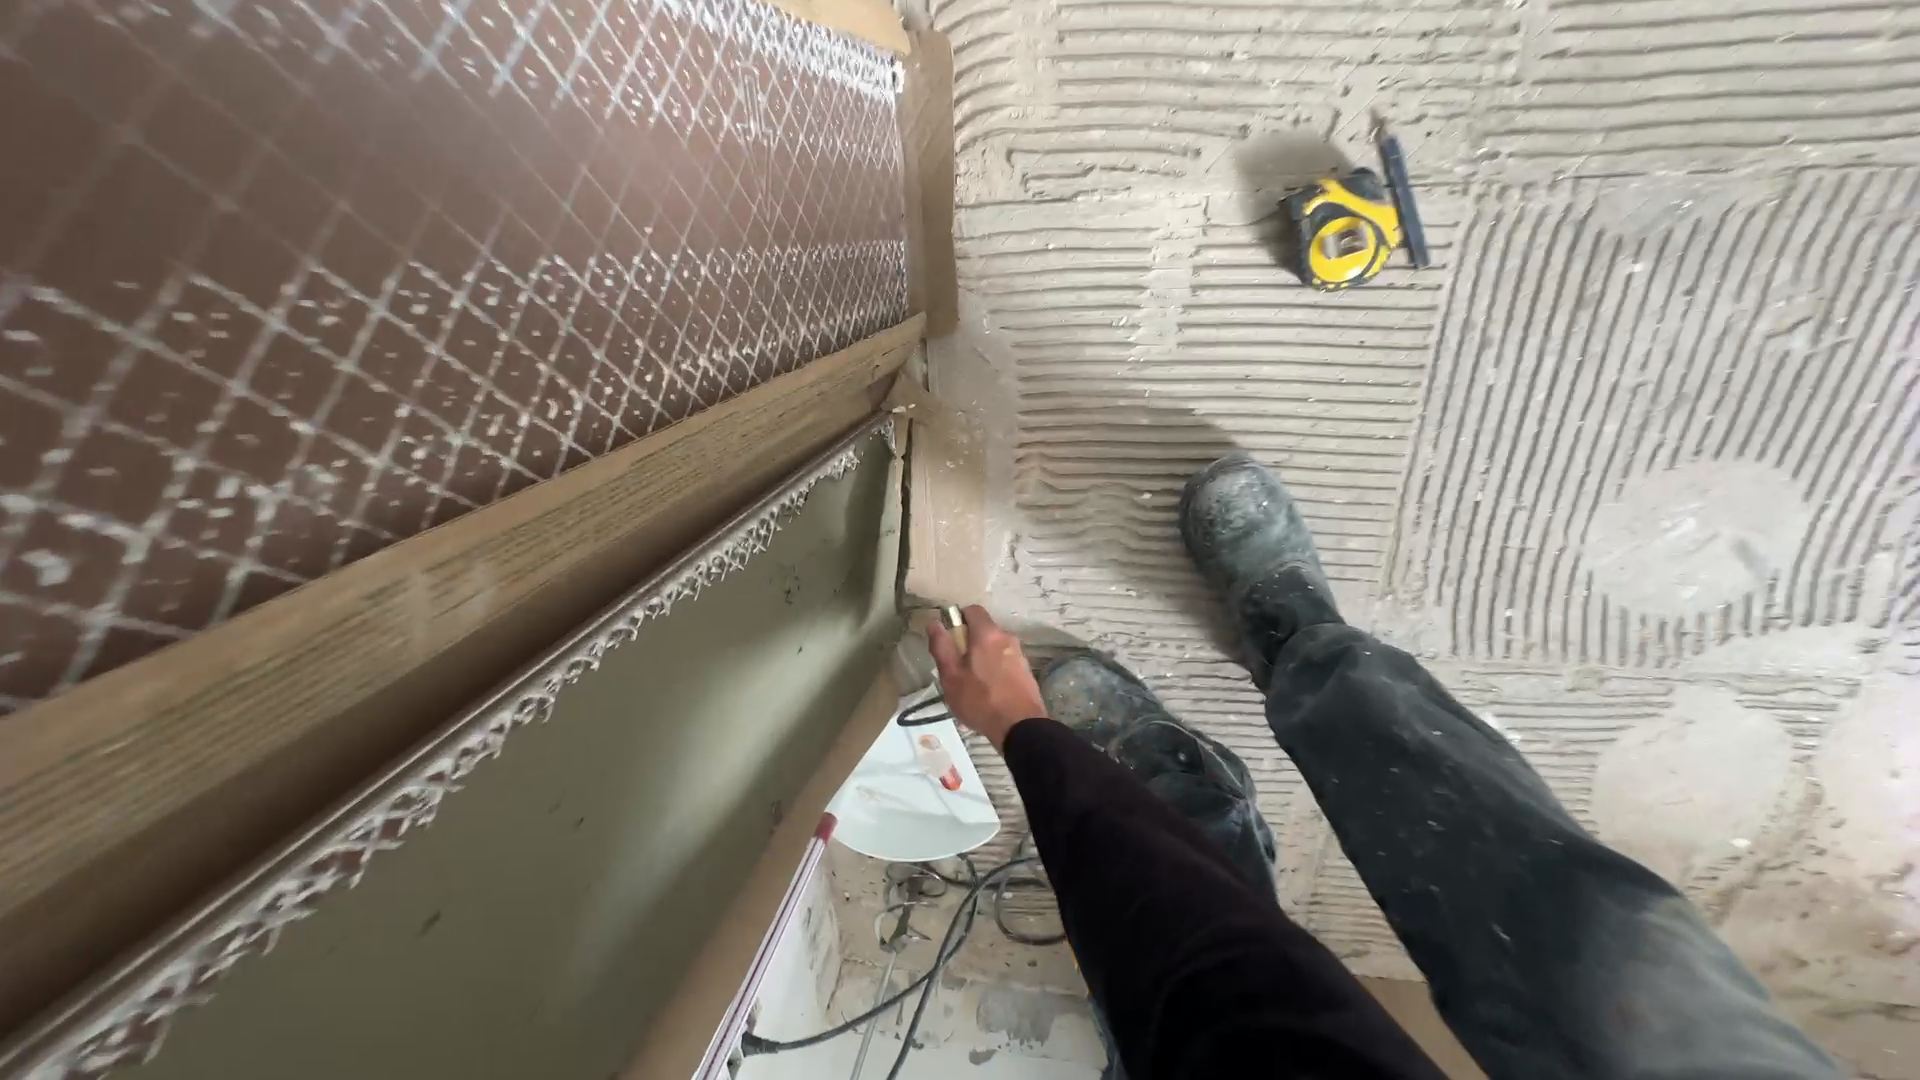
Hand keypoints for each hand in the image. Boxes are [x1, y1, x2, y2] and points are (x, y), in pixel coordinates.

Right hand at [927, 605, 1046, 750]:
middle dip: (968, 643)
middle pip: (984, 630)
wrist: (1020, 727)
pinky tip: (988, 693)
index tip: (949, 638)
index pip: (973, 610)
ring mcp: (1020, 655)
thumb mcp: (951, 676)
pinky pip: (1005, 662)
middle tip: (956, 667)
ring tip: (972, 684)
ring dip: (982, 658)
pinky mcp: (1026, 672)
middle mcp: (1007, 638)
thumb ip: (941, 647)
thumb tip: (934, 623)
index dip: (958, 619)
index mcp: (988, 634)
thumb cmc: (980, 700)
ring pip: (994, 648)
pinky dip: (994, 670)